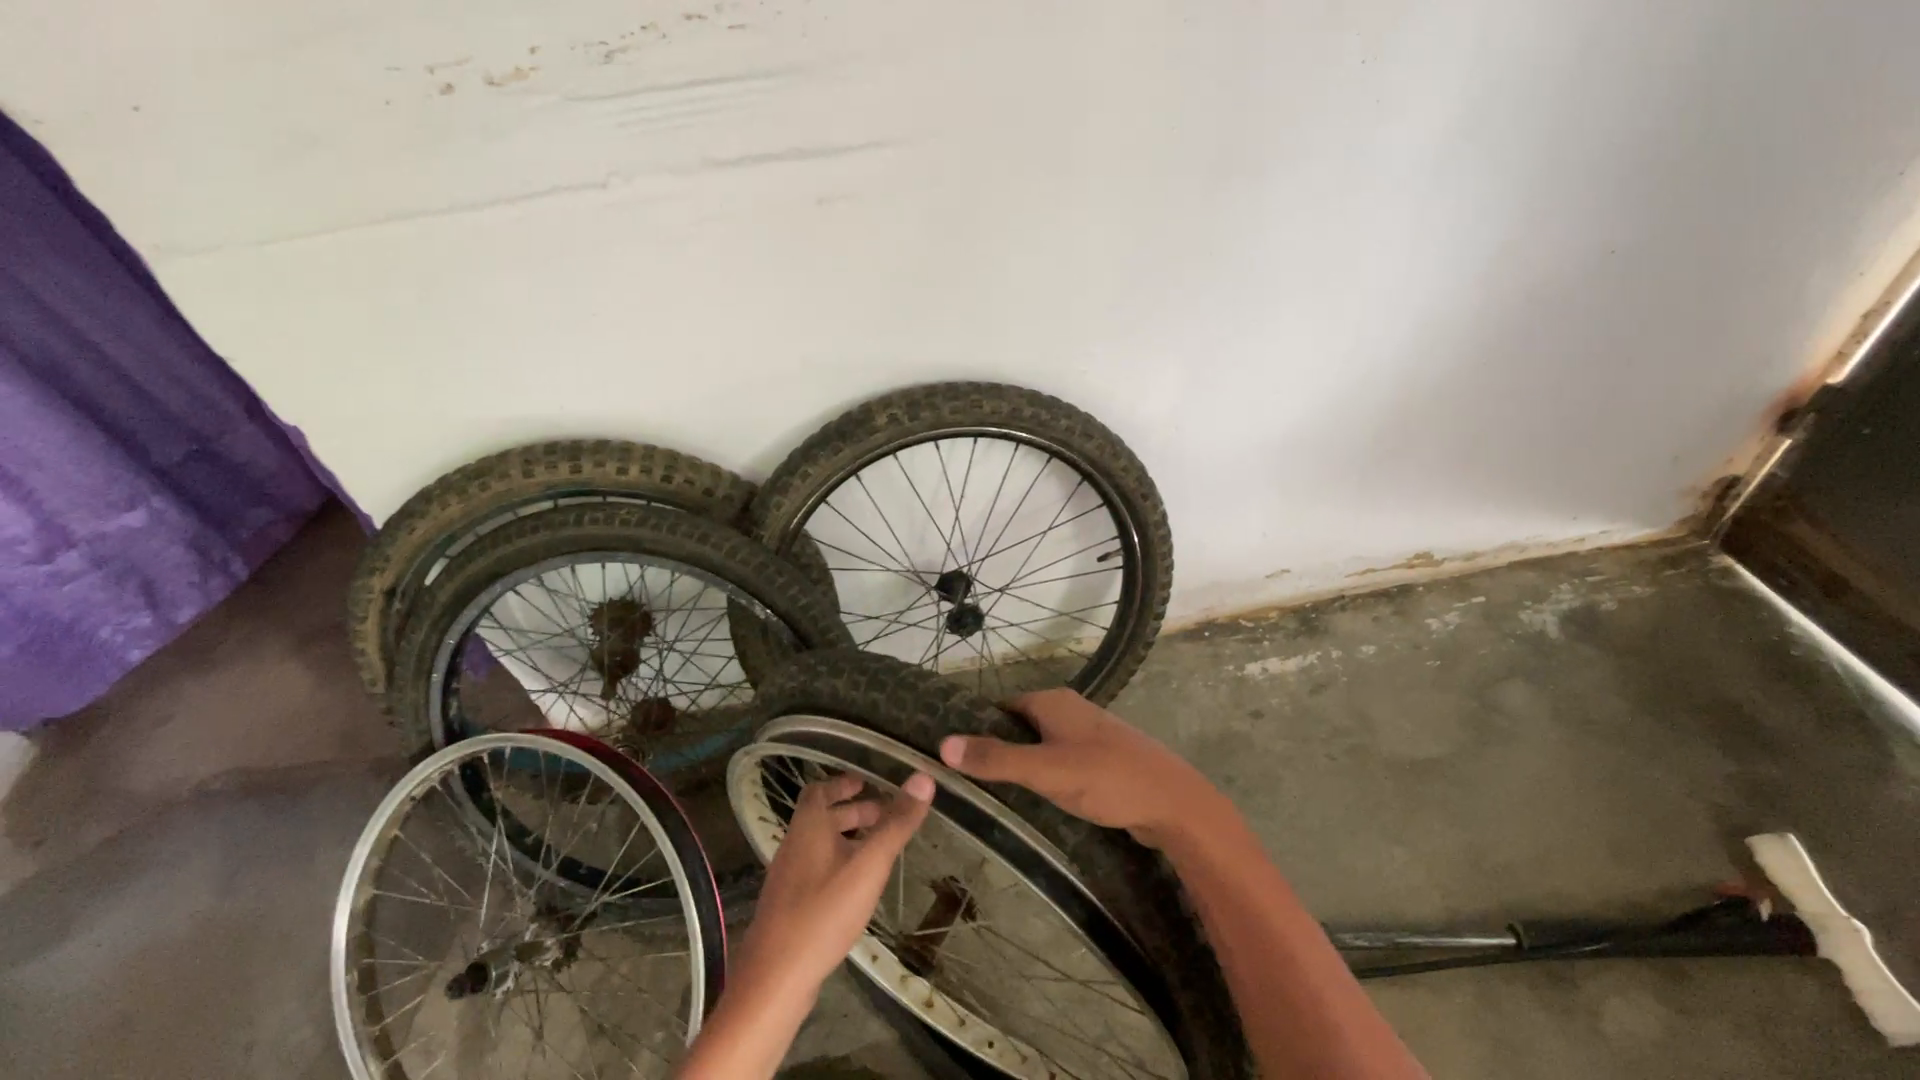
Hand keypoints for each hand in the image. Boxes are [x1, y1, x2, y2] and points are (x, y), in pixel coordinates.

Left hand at [730, 771, 934, 1005]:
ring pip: (819, 845)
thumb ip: (896, 824)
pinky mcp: (789, 906)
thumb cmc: (824, 912)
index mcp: (808, 828)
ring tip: (879, 850)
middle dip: (853, 812)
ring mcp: (788, 877)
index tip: (867, 783)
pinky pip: (816, 870)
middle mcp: (793, 845)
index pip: (819, 790)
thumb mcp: (869, 865)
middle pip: (821, 817)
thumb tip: (923, 778)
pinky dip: (839, 864)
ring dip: (847, 839)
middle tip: (886, 816)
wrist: (776, 975)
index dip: (842, 783)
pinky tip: (857, 887)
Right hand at [939, 689, 1223, 848]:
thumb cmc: (1107, 778)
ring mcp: (1089, 736)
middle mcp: (1070, 710)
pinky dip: (1047, 778)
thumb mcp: (1045, 770)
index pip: (999, 708)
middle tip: (969, 784)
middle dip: (997, 751)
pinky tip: (1040, 803)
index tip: (951, 757)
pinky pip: (1062, 763)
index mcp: (1053, 702)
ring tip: (997, 797)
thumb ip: (996, 759)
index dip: (975, 729)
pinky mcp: (1104, 760)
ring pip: (1042, 746)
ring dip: (1023, 767)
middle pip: (1019, 727)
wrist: (1174, 804)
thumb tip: (942, 744)